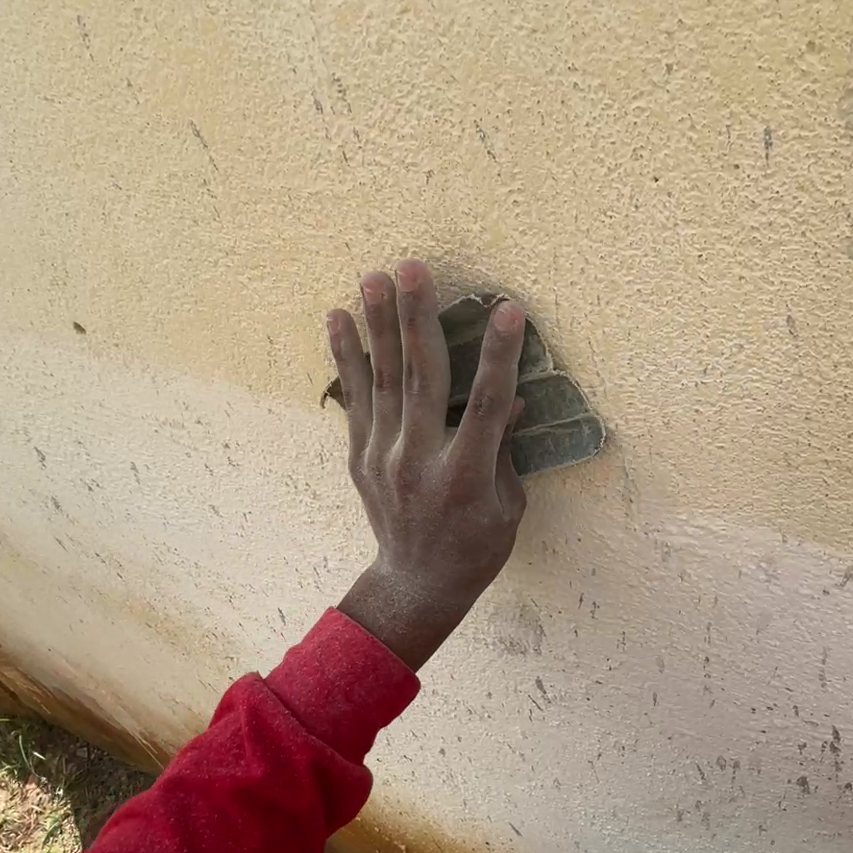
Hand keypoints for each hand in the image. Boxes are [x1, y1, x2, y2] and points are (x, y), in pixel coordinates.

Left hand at [326, 259, 528, 670]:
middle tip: (415, 269)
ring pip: (383, 381)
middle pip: (422, 380)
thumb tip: (514, 401)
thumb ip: (505, 450)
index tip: (509, 311)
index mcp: (466, 478)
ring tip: (374, 277)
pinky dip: (347, 357)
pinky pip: (355, 398)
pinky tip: (339, 318)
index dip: (499, 356)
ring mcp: (384, 458)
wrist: (418, 583)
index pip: (487, 406)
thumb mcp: (508, 505)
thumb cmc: (477, 547)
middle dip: (419, 320)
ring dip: (380, 325)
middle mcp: (420, 461)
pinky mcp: (361, 457)